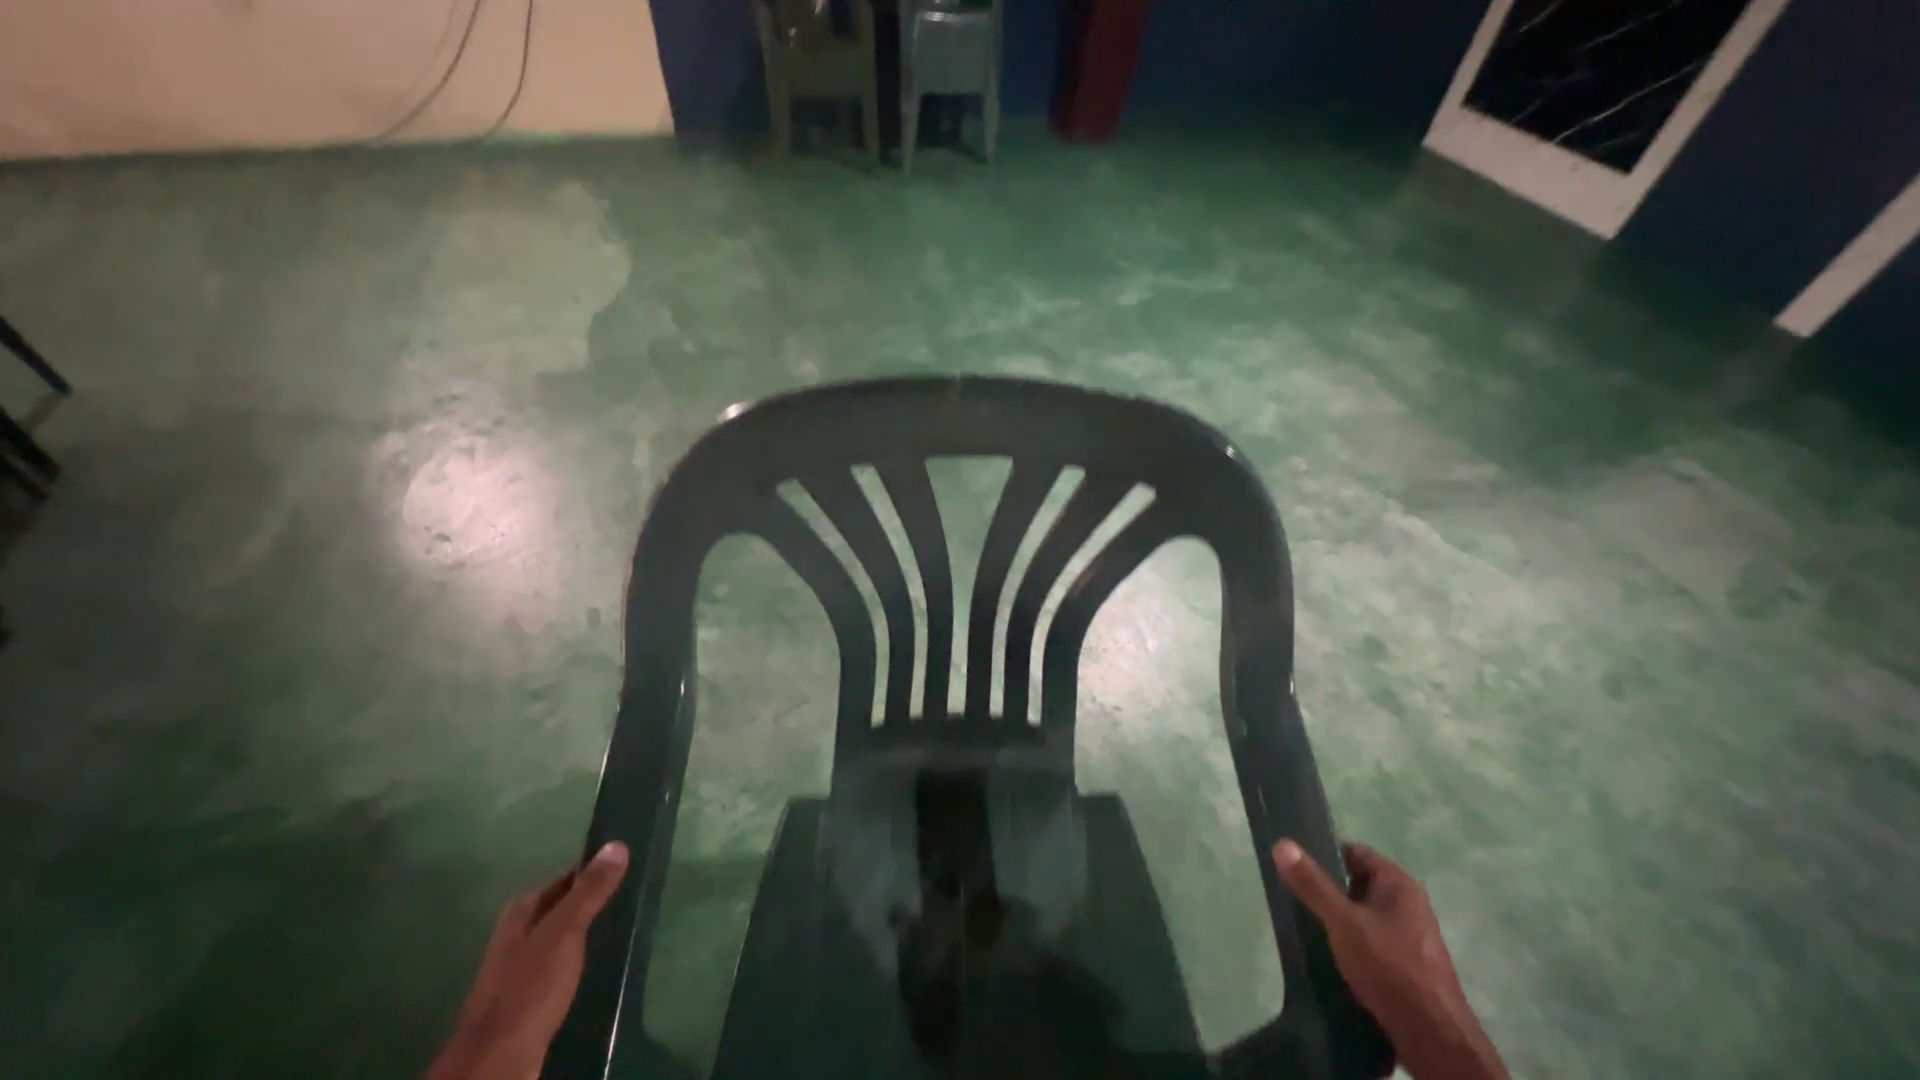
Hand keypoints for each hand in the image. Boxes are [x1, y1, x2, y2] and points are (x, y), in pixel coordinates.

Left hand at [428, 843, 629, 1079]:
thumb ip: (589, 891)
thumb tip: (617, 844)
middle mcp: (517, 934)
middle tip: (634, 897)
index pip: (565, 878)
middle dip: (593, 901)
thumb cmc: (530, 986)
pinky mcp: (530, 995)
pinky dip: (582, 960)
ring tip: (624, 929)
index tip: (628, 867)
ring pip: (562, 938)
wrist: (499, 1057)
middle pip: (562, 907)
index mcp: (521, 912)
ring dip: (588, 933)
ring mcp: (521, 967)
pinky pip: (562, 965)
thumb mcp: (564, 932)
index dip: (594, 870)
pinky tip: (601, 966)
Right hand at [1273, 840, 1506, 1079]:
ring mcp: (1412, 934)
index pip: (1355, 852)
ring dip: (1339, 919)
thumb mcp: (1342, 922)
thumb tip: (1282, 844)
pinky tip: (1334, 958)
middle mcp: (1410, 903)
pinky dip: (1353, 942)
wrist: (1432, 1034)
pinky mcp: (1410, 962)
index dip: (1324, 856)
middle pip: (1359, 883)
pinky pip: (1373, 939)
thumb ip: (1312, 884)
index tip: (1295, 870)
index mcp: (1399, 884)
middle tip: (1297, 901)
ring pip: (1365, 913)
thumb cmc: (1388, 967)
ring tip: (1310, 930)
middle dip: (1329, 890)